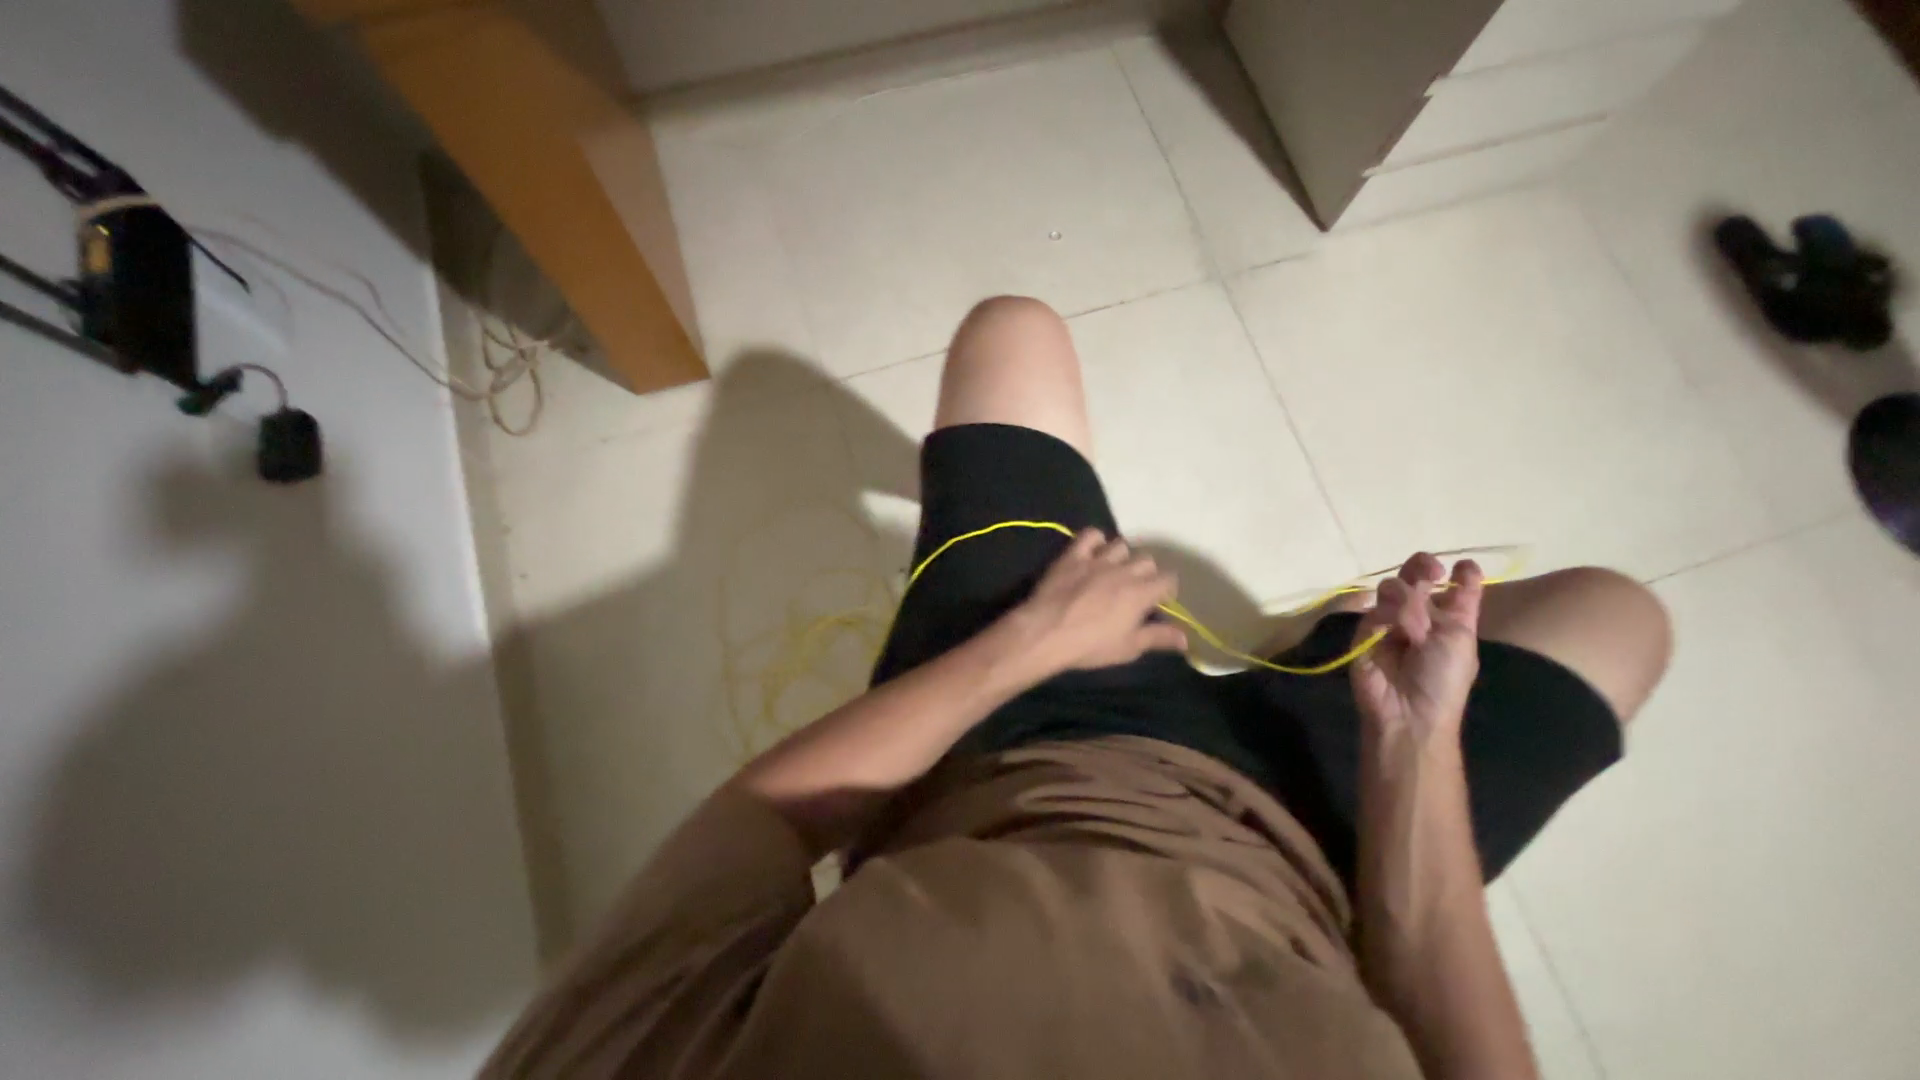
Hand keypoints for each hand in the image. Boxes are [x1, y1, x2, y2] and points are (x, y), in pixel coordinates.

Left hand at [1006, 529, 1186, 675]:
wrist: (1047, 632)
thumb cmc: (1090, 645)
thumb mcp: (1128, 648)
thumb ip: (1158, 638)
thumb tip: (1186, 638)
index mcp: (1141, 593)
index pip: (1168, 578)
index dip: (1166, 589)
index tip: (1158, 601)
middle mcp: (1123, 570)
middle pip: (1146, 560)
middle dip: (1145, 573)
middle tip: (1134, 589)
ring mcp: (1097, 559)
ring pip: (1121, 545)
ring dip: (1122, 557)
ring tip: (1113, 571)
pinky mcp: (1073, 555)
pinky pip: (1090, 535)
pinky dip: (1095, 540)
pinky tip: (1093, 552)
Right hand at [1350, 553, 1483, 741]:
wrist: (1407, 711)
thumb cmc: (1444, 678)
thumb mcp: (1456, 637)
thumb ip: (1435, 604)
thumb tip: (1408, 584)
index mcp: (1454, 621)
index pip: (1459, 589)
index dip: (1463, 574)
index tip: (1463, 566)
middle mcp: (1424, 617)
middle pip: (1420, 578)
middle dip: (1425, 567)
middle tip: (1431, 570)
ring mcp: (1392, 622)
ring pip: (1394, 587)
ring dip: (1406, 594)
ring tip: (1411, 617)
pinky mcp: (1366, 630)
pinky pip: (1374, 609)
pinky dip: (1387, 615)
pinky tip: (1395, 629)